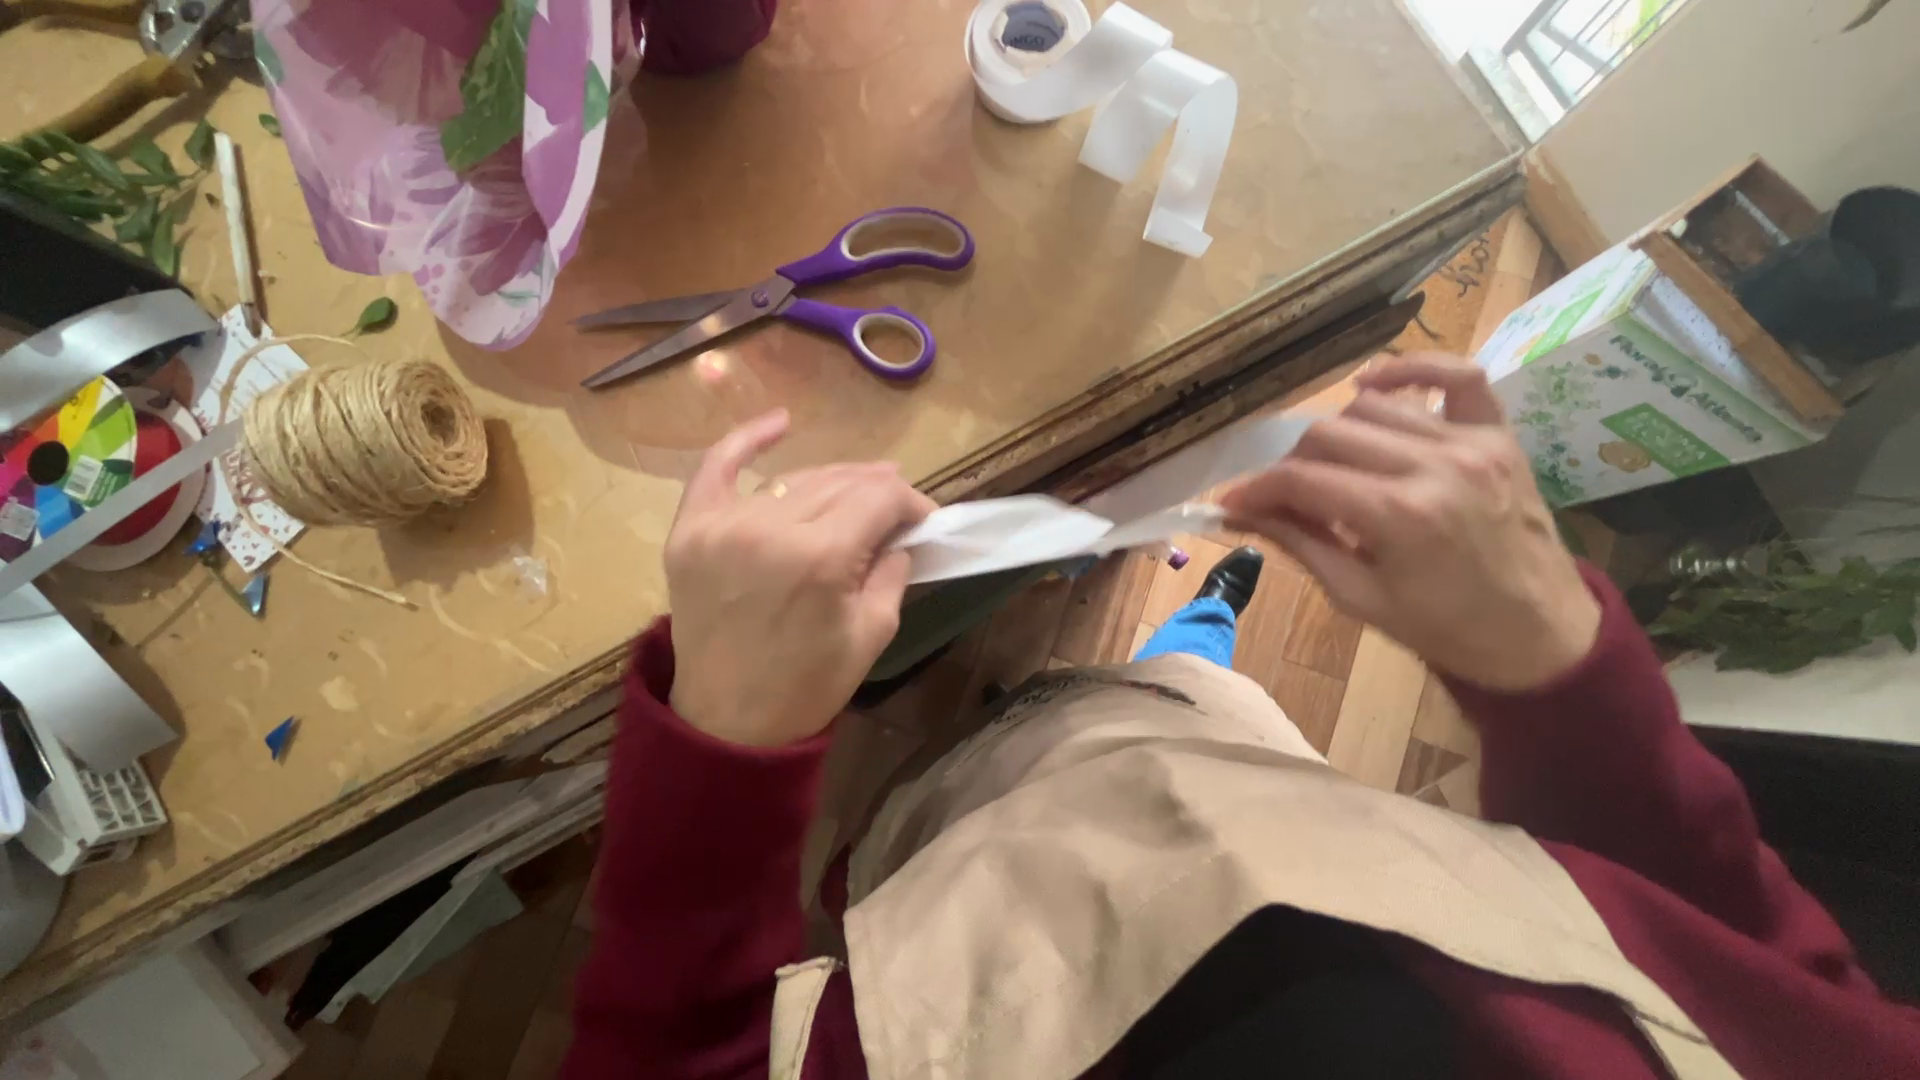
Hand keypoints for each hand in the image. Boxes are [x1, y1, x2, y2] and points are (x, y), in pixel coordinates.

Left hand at [664, 410, 936, 745]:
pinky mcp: (689, 530)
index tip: (925, 520)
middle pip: (840, 481)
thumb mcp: (873, 632)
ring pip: (794, 478)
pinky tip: (780, 423)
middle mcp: (770, 528)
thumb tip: (899, 531)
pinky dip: (747, 441)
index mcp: (821, 558)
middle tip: (896, 509)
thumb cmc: (808, 686)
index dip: (912, 503)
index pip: (880, 498)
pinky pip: (717, 468)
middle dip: (877, 491)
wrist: (727, 722)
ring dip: (833, 480)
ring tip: (857, 488)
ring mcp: (722, 525)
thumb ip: (892, 569)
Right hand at [1220, 354, 1599, 690]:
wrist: (1540, 634)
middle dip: (1288, 465)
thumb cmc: (1441, 628)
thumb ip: (1298, 541)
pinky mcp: (1499, 434)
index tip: (1231, 503)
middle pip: (1327, 434)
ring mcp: (1472, 442)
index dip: (1255, 489)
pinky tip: (1371, 384)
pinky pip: (1457, 376)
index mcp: (1399, 516)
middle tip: (1280, 495)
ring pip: (1372, 406)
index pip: (1301, 479)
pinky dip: (1410, 371)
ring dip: (1334, 433)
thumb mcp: (1357, 595)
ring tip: (1330, 466)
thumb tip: (1239, 513)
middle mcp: (1434, 465)